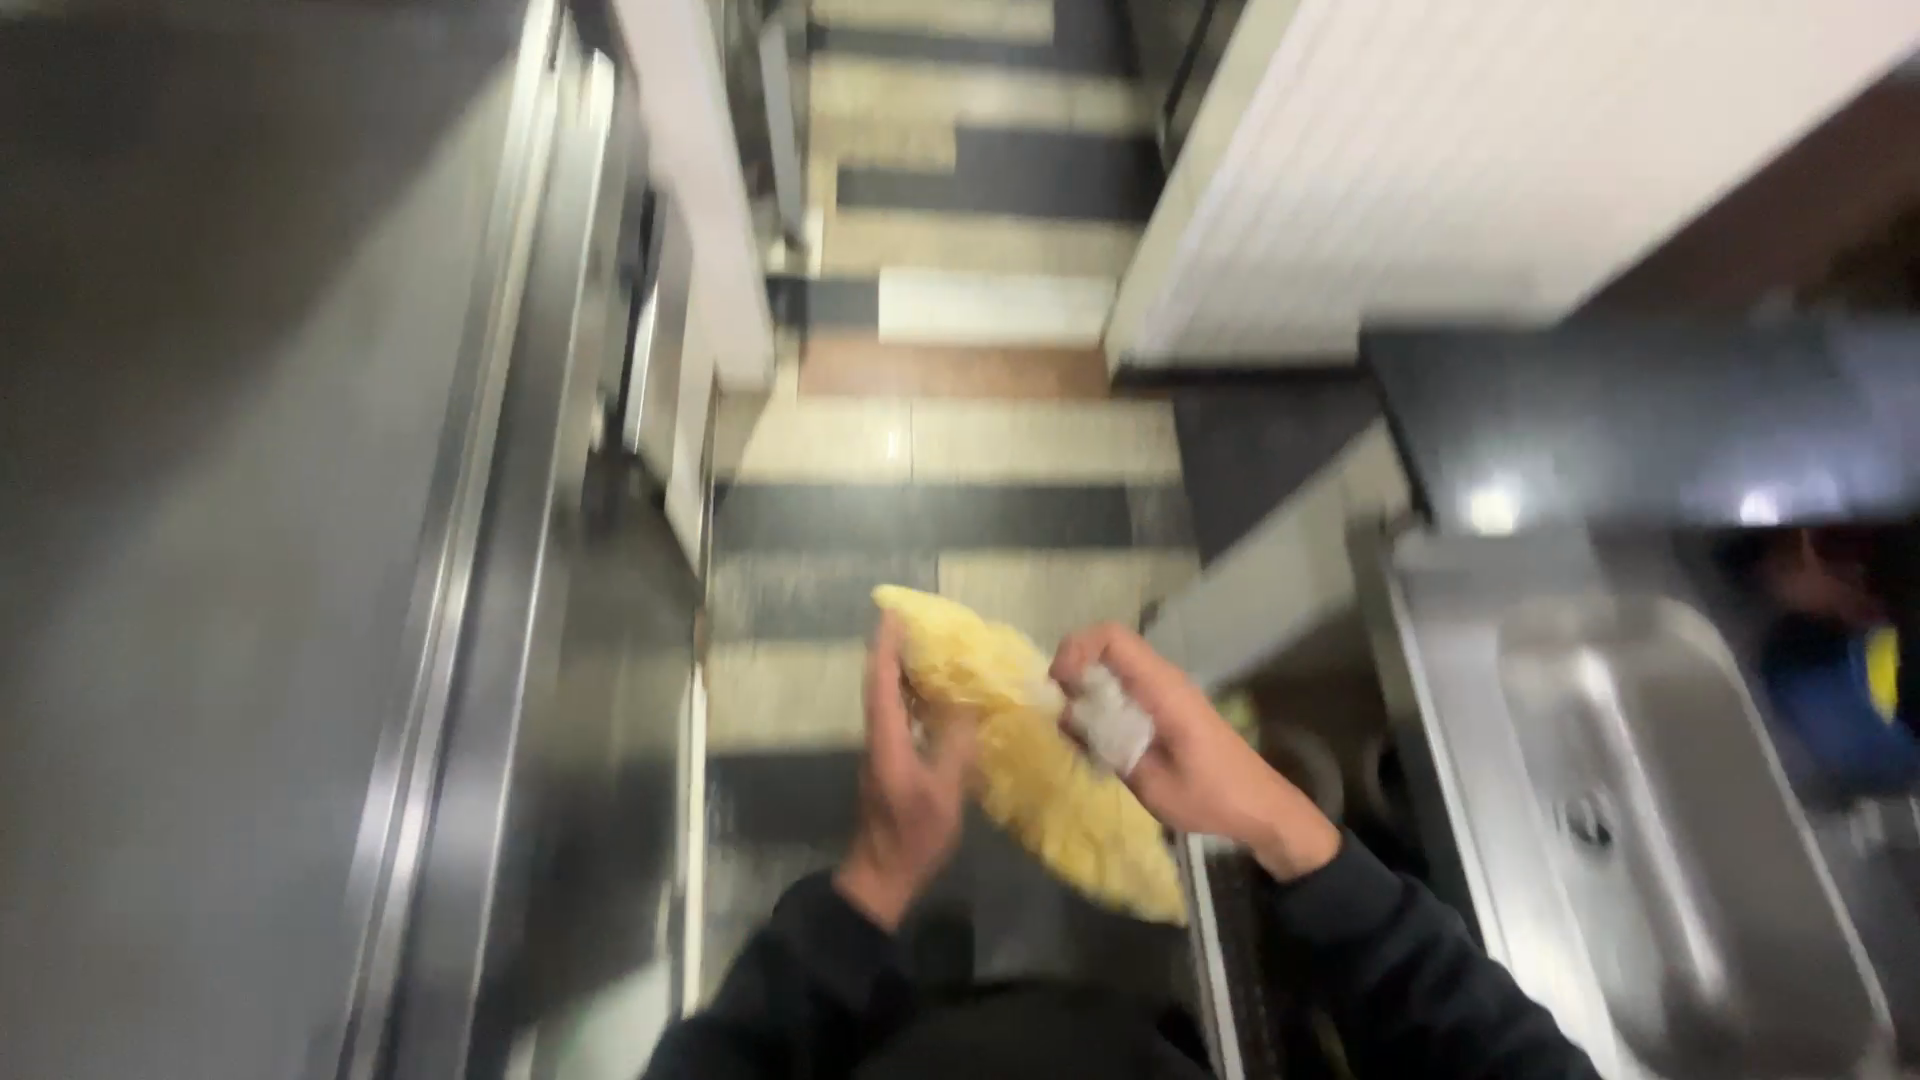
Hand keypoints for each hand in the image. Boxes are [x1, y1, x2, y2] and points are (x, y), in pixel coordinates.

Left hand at [835, 613, 976, 929]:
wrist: (881, 876)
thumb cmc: (912, 835)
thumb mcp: (943, 793)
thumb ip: (955, 746)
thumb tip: (966, 706)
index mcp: (886, 738)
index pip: (882, 681)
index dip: (887, 646)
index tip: (894, 614)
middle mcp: (878, 736)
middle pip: (881, 683)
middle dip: (895, 650)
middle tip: (919, 624)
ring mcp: (882, 750)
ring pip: (888, 699)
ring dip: (904, 671)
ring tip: (931, 650)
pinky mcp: (890, 762)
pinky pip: (899, 716)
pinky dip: (913, 697)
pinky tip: (936, 697)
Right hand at [1052, 623, 1339, 881]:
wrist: (1262, 809)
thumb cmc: (1210, 797)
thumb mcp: (1150, 782)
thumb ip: (1106, 745)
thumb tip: (1067, 716)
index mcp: (1162, 688)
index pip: (1112, 637)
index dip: (1076, 649)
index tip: (1059, 685)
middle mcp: (1163, 678)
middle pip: (1107, 644)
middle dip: (1075, 667)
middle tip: (1061, 706)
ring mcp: (1165, 689)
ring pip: (1113, 664)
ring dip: (1087, 685)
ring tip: (1076, 726)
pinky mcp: (1165, 704)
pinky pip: (1125, 684)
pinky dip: (1102, 699)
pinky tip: (1100, 736)